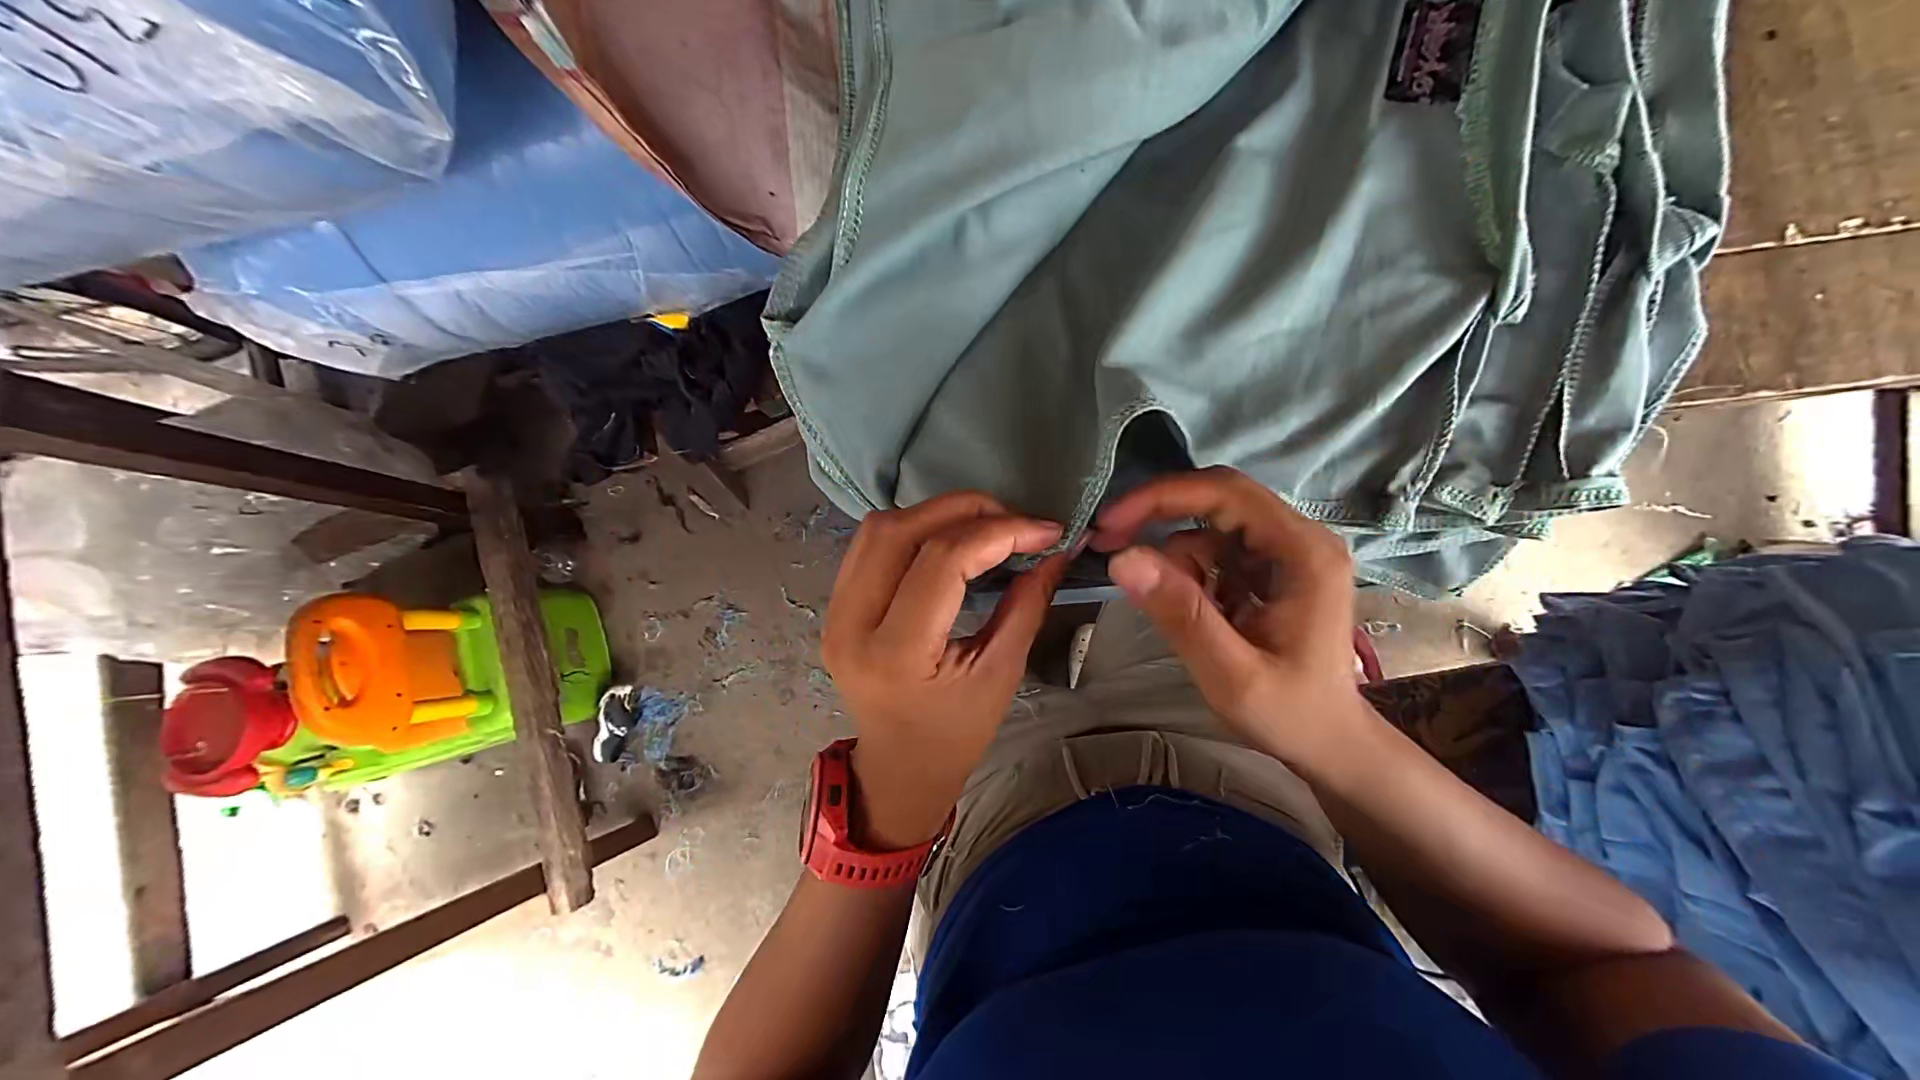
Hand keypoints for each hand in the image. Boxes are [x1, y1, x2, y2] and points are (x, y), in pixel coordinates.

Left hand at [823, 492, 1068, 849]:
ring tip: (985, 525)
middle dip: (966, 510)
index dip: (998, 532)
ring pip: (879, 529)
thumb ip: (1027, 605)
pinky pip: (869, 545)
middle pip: (901, 530)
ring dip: (936, 514)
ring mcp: (834, 612)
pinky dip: (913, 529)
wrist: (899, 765)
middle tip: (1016, 519)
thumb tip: (1057, 550)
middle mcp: (852, 624)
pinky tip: (948, 540)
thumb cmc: (955, 733)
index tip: (1046, 530)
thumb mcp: (1001, 673)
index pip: (942, 562)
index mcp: (895, 653)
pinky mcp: (835, 605)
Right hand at [1090, 466, 1370, 767]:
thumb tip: (1123, 559)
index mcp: (1304, 554)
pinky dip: (1190, 572)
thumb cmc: (1290, 715)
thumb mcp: (1230, 674)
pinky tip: (1196, 612)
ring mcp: (1289, 551)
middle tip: (1110, 545)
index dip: (1162, 498)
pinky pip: (1216, 548)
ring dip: (1176, 558)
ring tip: (1173, 612)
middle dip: (1158, 516)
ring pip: (1211, 525)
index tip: (1110, 523)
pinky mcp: (1273, 568)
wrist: (1329, 743)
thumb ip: (1180, 614)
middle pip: (1217, 499)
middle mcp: (1301, 539)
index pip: (1227, 494)